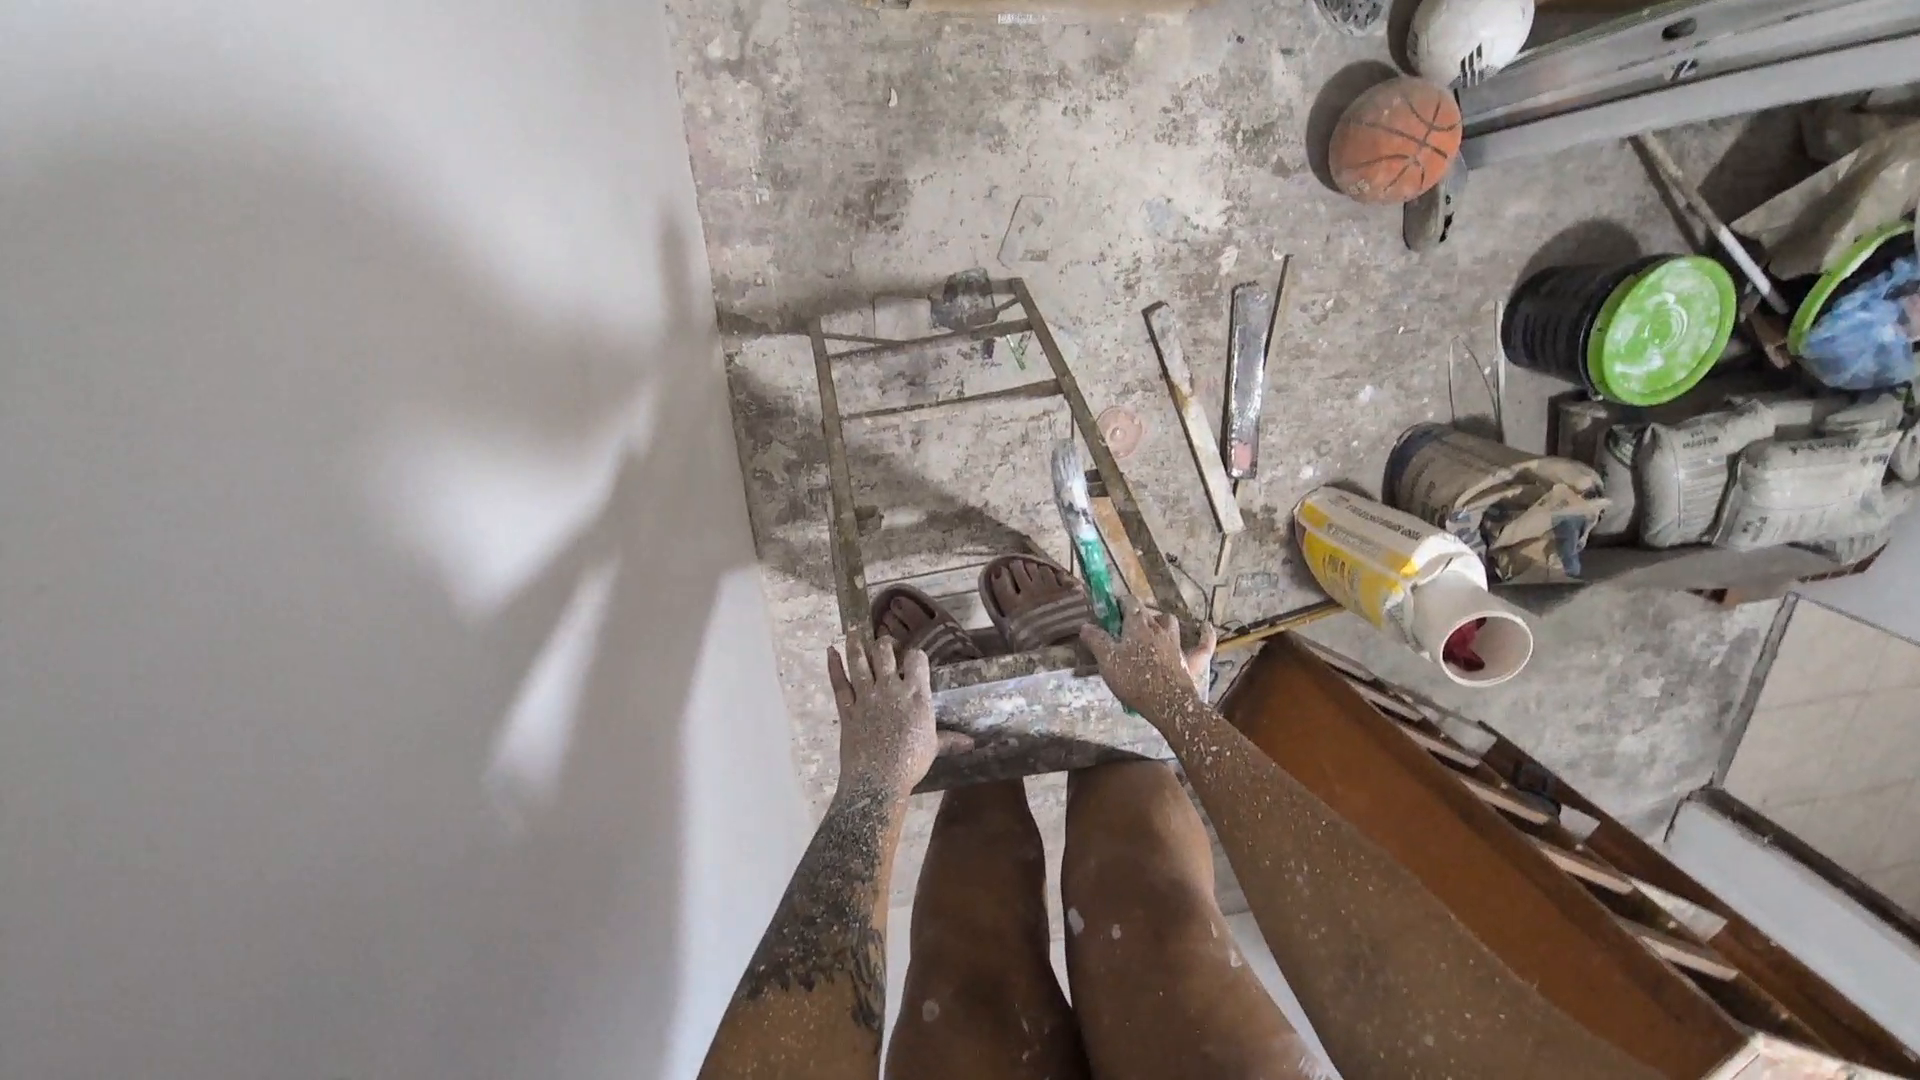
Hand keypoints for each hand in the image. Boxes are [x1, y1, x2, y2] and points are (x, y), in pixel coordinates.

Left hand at [828, 633, 943, 796]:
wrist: (878, 780)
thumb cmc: (910, 763)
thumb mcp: (933, 748)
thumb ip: (950, 739)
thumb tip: (970, 743)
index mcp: (916, 694)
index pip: (917, 658)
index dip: (915, 654)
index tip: (912, 656)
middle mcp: (891, 688)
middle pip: (885, 652)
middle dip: (885, 643)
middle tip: (884, 643)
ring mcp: (867, 696)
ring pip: (860, 661)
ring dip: (856, 644)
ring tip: (854, 631)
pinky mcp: (847, 708)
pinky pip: (839, 682)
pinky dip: (833, 665)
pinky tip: (830, 650)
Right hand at [1079, 597, 1216, 721]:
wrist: (1166, 704)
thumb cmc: (1133, 680)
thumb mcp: (1106, 660)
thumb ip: (1096, 640)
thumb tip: (1085, 625)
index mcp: (1137, 626)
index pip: (1130, 603)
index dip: (1121, 602)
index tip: (1112, 607)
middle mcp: (1158, 630)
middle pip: (1148, 614)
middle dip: (1138, 615)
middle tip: (1126, 626)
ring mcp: (1176, 645)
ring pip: (1171, 623)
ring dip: (1162, 622)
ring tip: (1154, 627)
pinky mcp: (1191, 660)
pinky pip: (1203, 644)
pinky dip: (1205, 635)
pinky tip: (1206, 627)